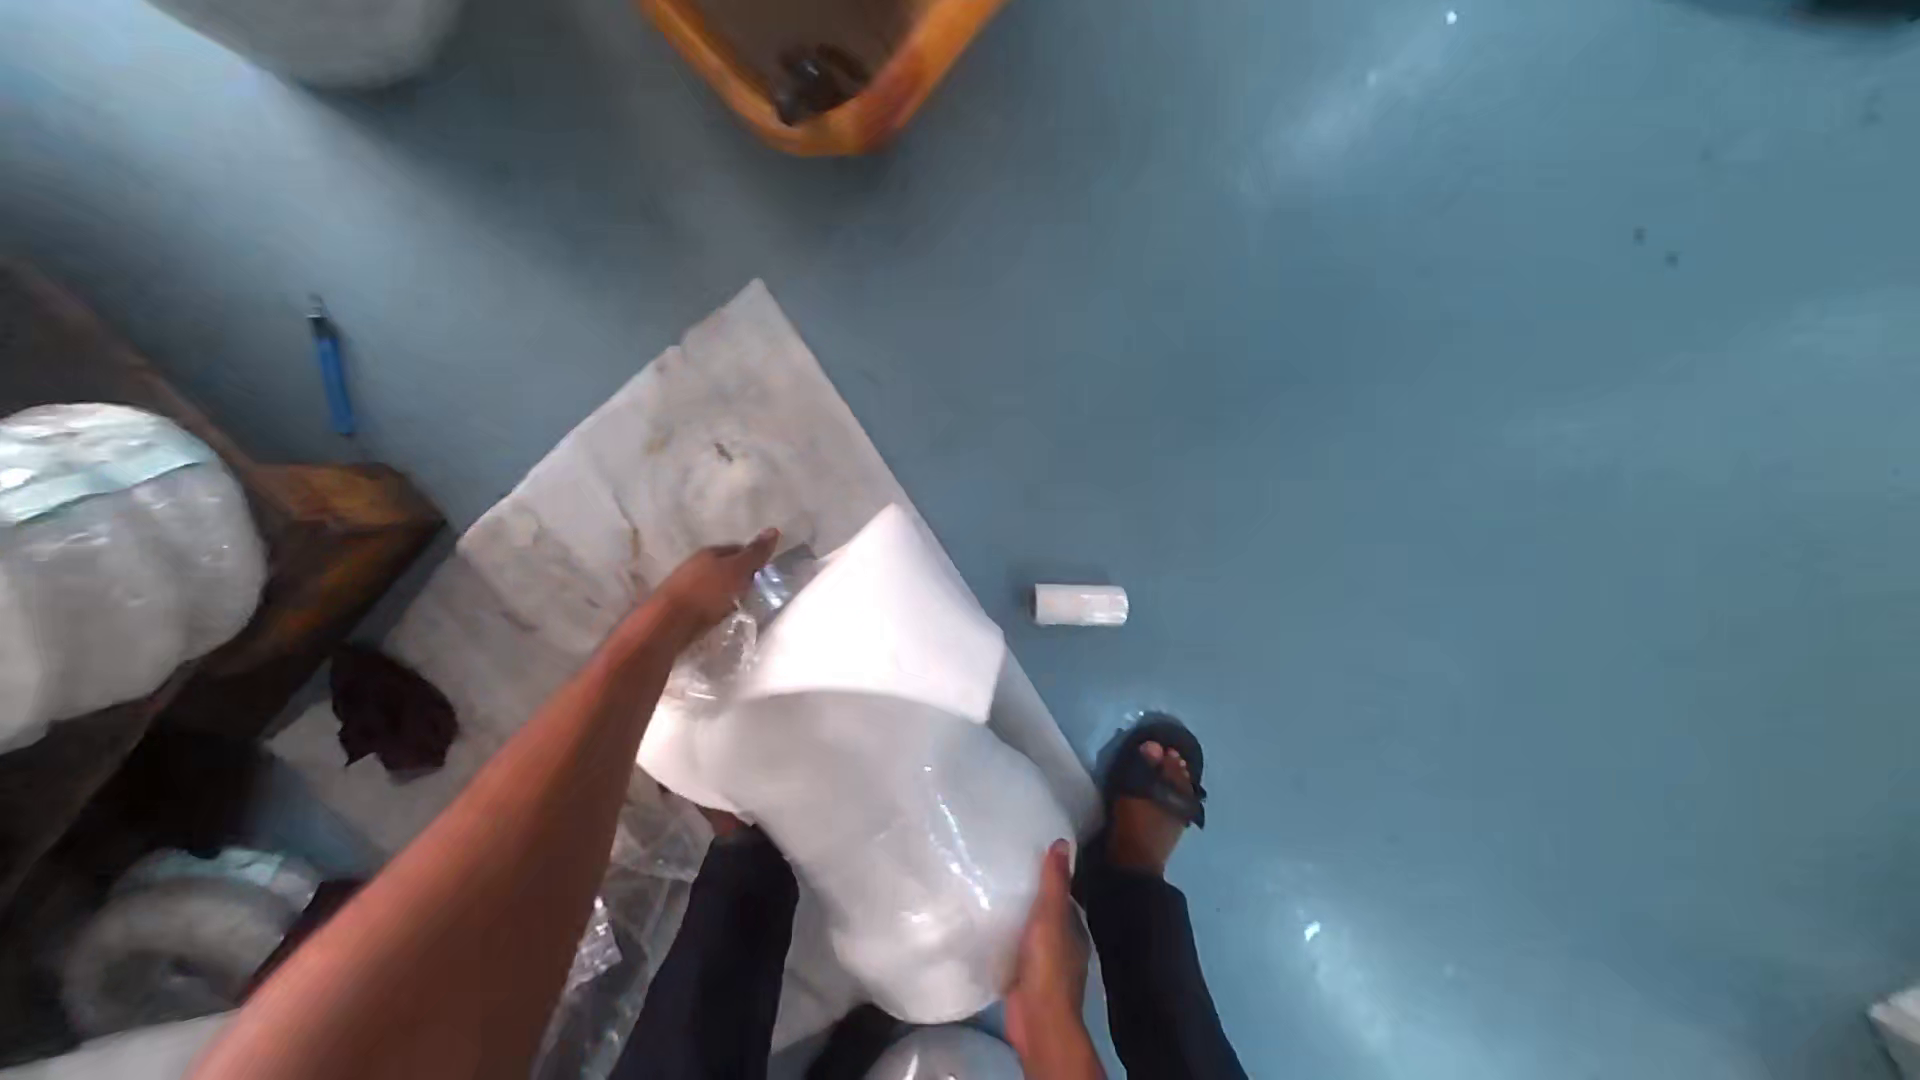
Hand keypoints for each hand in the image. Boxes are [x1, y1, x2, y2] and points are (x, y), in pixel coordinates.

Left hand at [645, 528, 778, 643]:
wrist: (668, 623)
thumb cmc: (707, 593)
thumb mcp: (737, 570)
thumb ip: (756, 553)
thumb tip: (774, 529)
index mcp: (710, 552)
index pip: (739, 549)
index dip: (754, 559)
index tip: (767, 573)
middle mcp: (696, 564)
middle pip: (726, 567)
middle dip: (742, 577)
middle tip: (757, 591)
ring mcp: (686, 585)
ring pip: (716, 585)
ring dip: (729, 593)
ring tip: (742, 606)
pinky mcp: (681, 606)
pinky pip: (707, 602)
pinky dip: (717, 606)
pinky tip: (722, 616)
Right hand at [1005, 840, 1100, 1077]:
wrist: (1037, 1019)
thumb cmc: (1048, 964)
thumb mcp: (1051, 916)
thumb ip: (1055, 882)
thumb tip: (1063, 842)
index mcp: (1074, 930)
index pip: (1063, 896)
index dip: (1049, 878)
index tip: (1028, 858)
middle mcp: (1062, 946)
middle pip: (1045, 914)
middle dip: (1028, 897)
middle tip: (1002, 871)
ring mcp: (1042, 965)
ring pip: (1028, 933)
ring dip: (1015, 918)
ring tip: (989, 893)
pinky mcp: (1023, 978)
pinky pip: (1012, 951)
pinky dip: (1003, 940)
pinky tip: (985, 928)